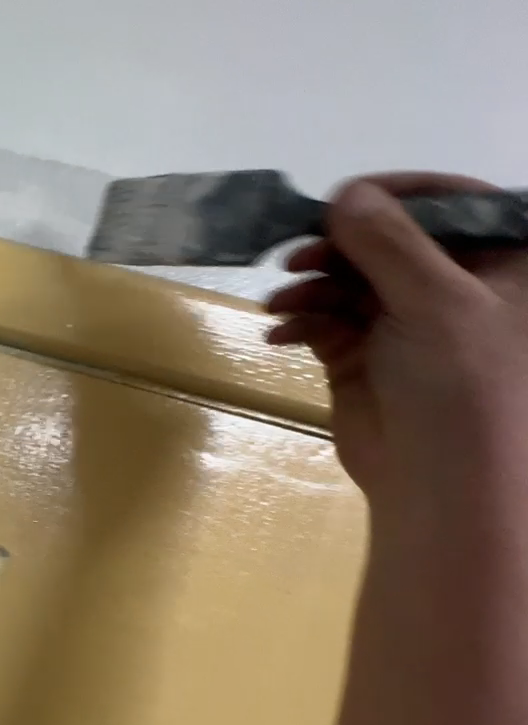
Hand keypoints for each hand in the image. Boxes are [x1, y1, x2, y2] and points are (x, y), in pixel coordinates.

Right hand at [265, 174, 527, 512]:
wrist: (437, 470)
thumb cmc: (462, 380)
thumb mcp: (434, 302)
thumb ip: (389, 245)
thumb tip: (343, 194)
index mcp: (503, 259)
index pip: (451, 203)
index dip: (394, 196)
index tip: (337, 202)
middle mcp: (455, 283)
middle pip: (387, 242)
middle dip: (338, 249)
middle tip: (296, 258)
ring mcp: (405, 320)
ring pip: (346, 282)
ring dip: (308, 290)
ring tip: (281, 306)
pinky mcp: (361, 352)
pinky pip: (322, 322)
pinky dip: (298, 324)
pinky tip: (280, 335)